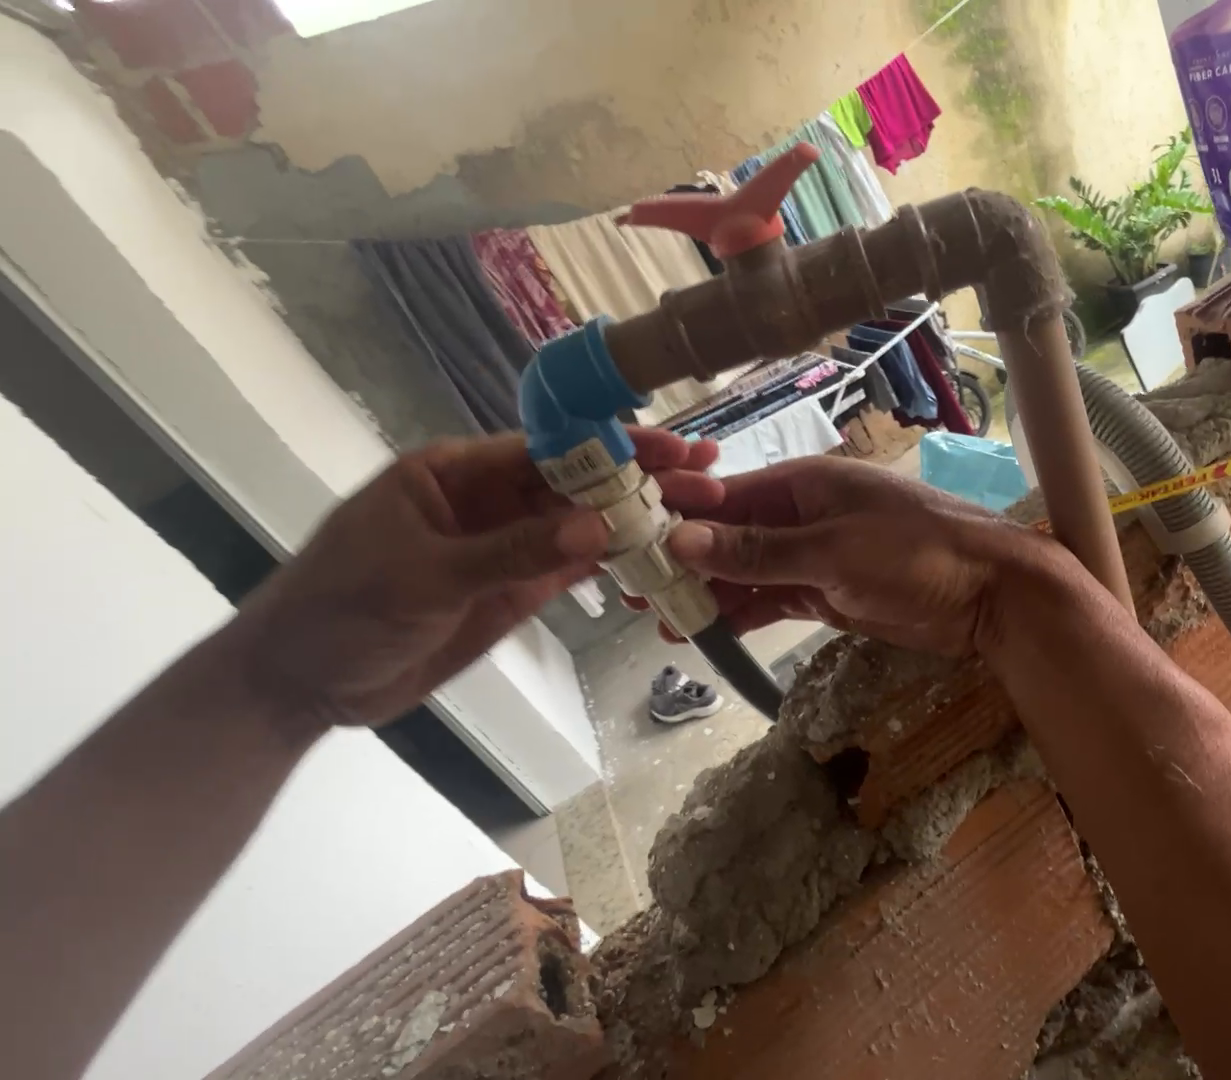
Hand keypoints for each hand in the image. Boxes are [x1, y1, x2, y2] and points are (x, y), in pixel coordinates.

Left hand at [231, 430, 722, 732]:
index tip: (673, 447)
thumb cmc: (342, 610)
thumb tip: (605, 526)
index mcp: (456, 473)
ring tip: (704, 511)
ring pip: (589, 521)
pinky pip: (580, 563)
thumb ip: (517, 550)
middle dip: (644, 477)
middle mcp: (492, 500)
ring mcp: (512, 544)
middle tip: (710, 477)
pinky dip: (621, 558)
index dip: (614, 445)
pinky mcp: (522, 586)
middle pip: (580, 481)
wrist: (302, 685)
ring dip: (643, 516)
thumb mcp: (425, 575)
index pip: (548, 449)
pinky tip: (665, 551)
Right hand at [647, 456, 1071, 656]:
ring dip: (708, 592)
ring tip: (658, 620)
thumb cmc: (917, 555)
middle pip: (730, 534)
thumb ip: (760, 550)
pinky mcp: (830, 593)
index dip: (675, 514)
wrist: (990, 595)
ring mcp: (816, 556)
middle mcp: (803, 516)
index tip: (625, 539)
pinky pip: (775, 598)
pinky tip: (708, 632)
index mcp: (804, 485)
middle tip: (632, 590)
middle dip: (684, 559)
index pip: (725, 494)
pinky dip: (744, 612)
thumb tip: (681, 538)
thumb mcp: (834, 550)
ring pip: (748, 570)